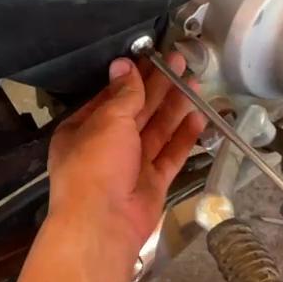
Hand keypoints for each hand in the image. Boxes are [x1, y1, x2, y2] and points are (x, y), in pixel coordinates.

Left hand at [46, 54, 205, 273]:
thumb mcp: (107, 121)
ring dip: (175, 107)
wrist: (102, 224)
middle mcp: (106, 146)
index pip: (111, 97)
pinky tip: (199, 117)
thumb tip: (124, 64)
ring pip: (156, 131)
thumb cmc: (95, 166)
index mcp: (83, 129)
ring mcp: (130, 166)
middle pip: (137, 111)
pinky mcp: (152, 183)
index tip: (153, 58)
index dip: (133, 77)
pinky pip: (169, 155)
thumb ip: (123, 94)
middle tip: (181, 63)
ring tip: (195, 83)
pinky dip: (184, 137)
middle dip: (159, 87)